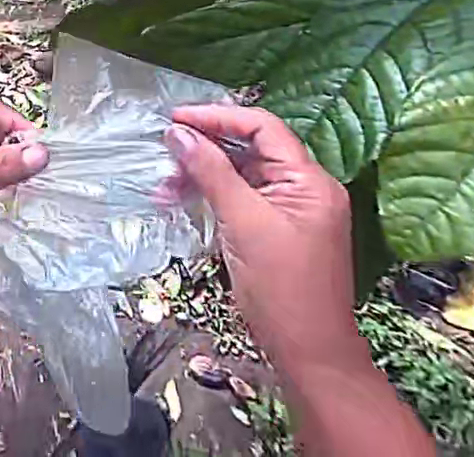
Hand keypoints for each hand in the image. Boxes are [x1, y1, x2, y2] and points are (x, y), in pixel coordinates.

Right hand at [165, 105, 365, 374]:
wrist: (308, 356)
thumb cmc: (282, 288)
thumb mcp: (242, 222)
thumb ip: (210, 171)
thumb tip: (178, 132)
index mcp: (309, 180)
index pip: (262, 127)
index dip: (217, 116)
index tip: (177, 117)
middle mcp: (303, 187)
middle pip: (247, 147)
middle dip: (204, 145)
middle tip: (166, 146)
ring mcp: (288, 207)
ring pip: (237, 171)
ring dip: (200, 172)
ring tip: (164, 183)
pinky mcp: (272, 225)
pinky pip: (237, 194)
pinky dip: (208, 192)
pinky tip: (178, 197)